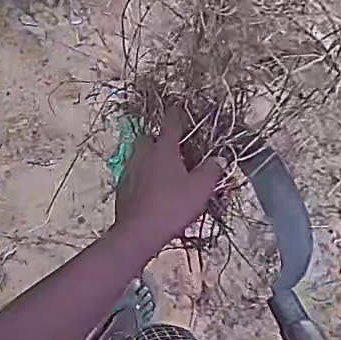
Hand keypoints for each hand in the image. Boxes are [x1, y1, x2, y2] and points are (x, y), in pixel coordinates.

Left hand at [112, 106, 226, 244]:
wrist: (139, 232)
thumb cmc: (172, 206)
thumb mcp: (200, 188)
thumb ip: (211, 170)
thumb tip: (218, 159)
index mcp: (163, 149)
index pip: (170, 123)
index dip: (177, 114)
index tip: (178, 108)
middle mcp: (142, 154)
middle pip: (150, 138)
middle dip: (161, 140)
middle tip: (176, 151)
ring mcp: (129, 170)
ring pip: (140, 156)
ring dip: (152, 159)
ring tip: (167, 172)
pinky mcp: (122, 188)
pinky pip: (134, 175)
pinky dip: (144, 177)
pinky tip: (154, 190)